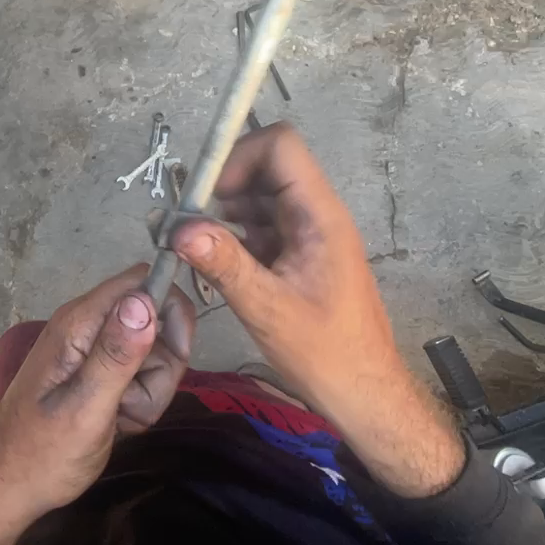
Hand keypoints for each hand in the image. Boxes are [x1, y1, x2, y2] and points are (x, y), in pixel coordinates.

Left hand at [0, 266, 193, 544]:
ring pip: (153, 353)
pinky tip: (115, 423)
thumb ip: (116, 354)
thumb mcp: (85, 408)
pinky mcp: (100, 370)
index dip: (168, 310)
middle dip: (159, 365)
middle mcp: (88, 324)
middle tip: (133, 403)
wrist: (13, 486)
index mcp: (80, 321)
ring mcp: (94, 348)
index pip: (142, 281)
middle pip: (155, 320)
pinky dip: (138, 402)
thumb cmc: (44, 452)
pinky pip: (141, 375)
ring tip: (117, 418)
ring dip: (148, 391)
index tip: (175, 354)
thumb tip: (145, 298)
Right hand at [169, 122, 465, 497]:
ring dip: (224, 211)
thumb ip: (224, 263)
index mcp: (319, 215)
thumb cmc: (327, 354)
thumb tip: (178, 228)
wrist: (366, 398)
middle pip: (265, 166)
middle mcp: (315, 213)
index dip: (240, 156)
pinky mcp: (297, 253)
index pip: (280, 145)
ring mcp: (307, 233)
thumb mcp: (268, 309)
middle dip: (223, 185)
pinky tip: (217, 263)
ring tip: (198, 246)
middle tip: (191, 223)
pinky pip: (260, 224)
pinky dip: (233, 234)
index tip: (210, 195)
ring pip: (259, 195)